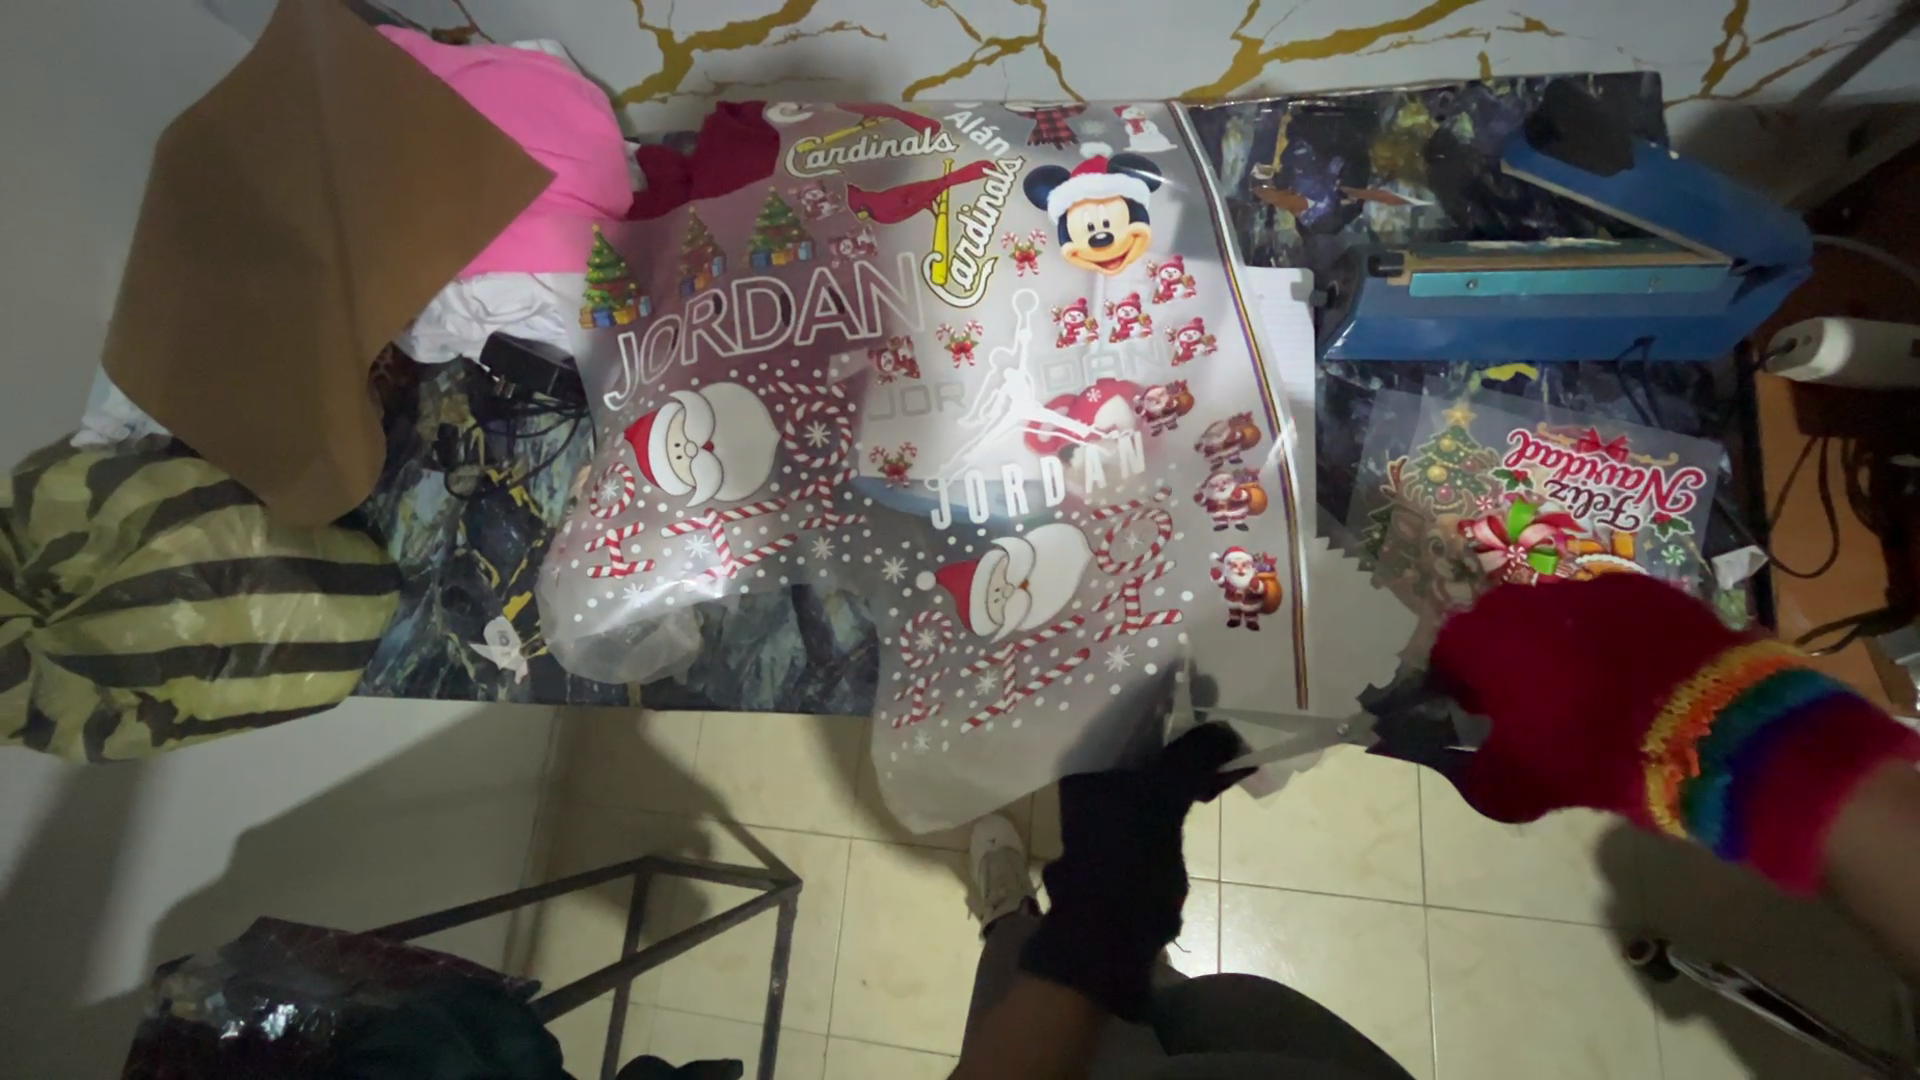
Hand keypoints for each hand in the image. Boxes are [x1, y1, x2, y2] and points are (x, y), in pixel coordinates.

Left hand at [1019, 722, 1247, 1020]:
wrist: (1111, 938)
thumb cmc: (1127, 859)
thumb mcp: (1161, 799)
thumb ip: (1190, 759)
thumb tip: (1224, 729)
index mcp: (1084, 769)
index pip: (1122, 722)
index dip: (1161, 710)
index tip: (1197, 701)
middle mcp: (1089, 785)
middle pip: (1141, 748)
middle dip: (1179, 739)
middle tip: (1219, 730)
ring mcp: (1109, 813)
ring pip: (1155, 773)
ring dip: (1188, 764)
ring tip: (1227, 753)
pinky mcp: (1132, 839)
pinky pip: (1164, 799)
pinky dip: (1188, 789)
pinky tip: (1217, 782)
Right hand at [1430, 574, 1919, 892]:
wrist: (1724, 732)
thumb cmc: (1596, 751)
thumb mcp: (1523, 784)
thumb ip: (1481, 779)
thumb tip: (1473, 776)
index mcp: (1478, 640)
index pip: (1445, 656)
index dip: (1459, 687)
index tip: (1482, 715)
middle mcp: (1520, 602)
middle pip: (1497, 628)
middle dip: (1507, 660)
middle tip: (1534, 702)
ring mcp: (1587, 590)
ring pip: (1555, 617)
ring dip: (1560, 646)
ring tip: (1594, 689)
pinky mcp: (1650, 593)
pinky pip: (1614, 615)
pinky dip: (1617, 639)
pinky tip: (1642, 677)